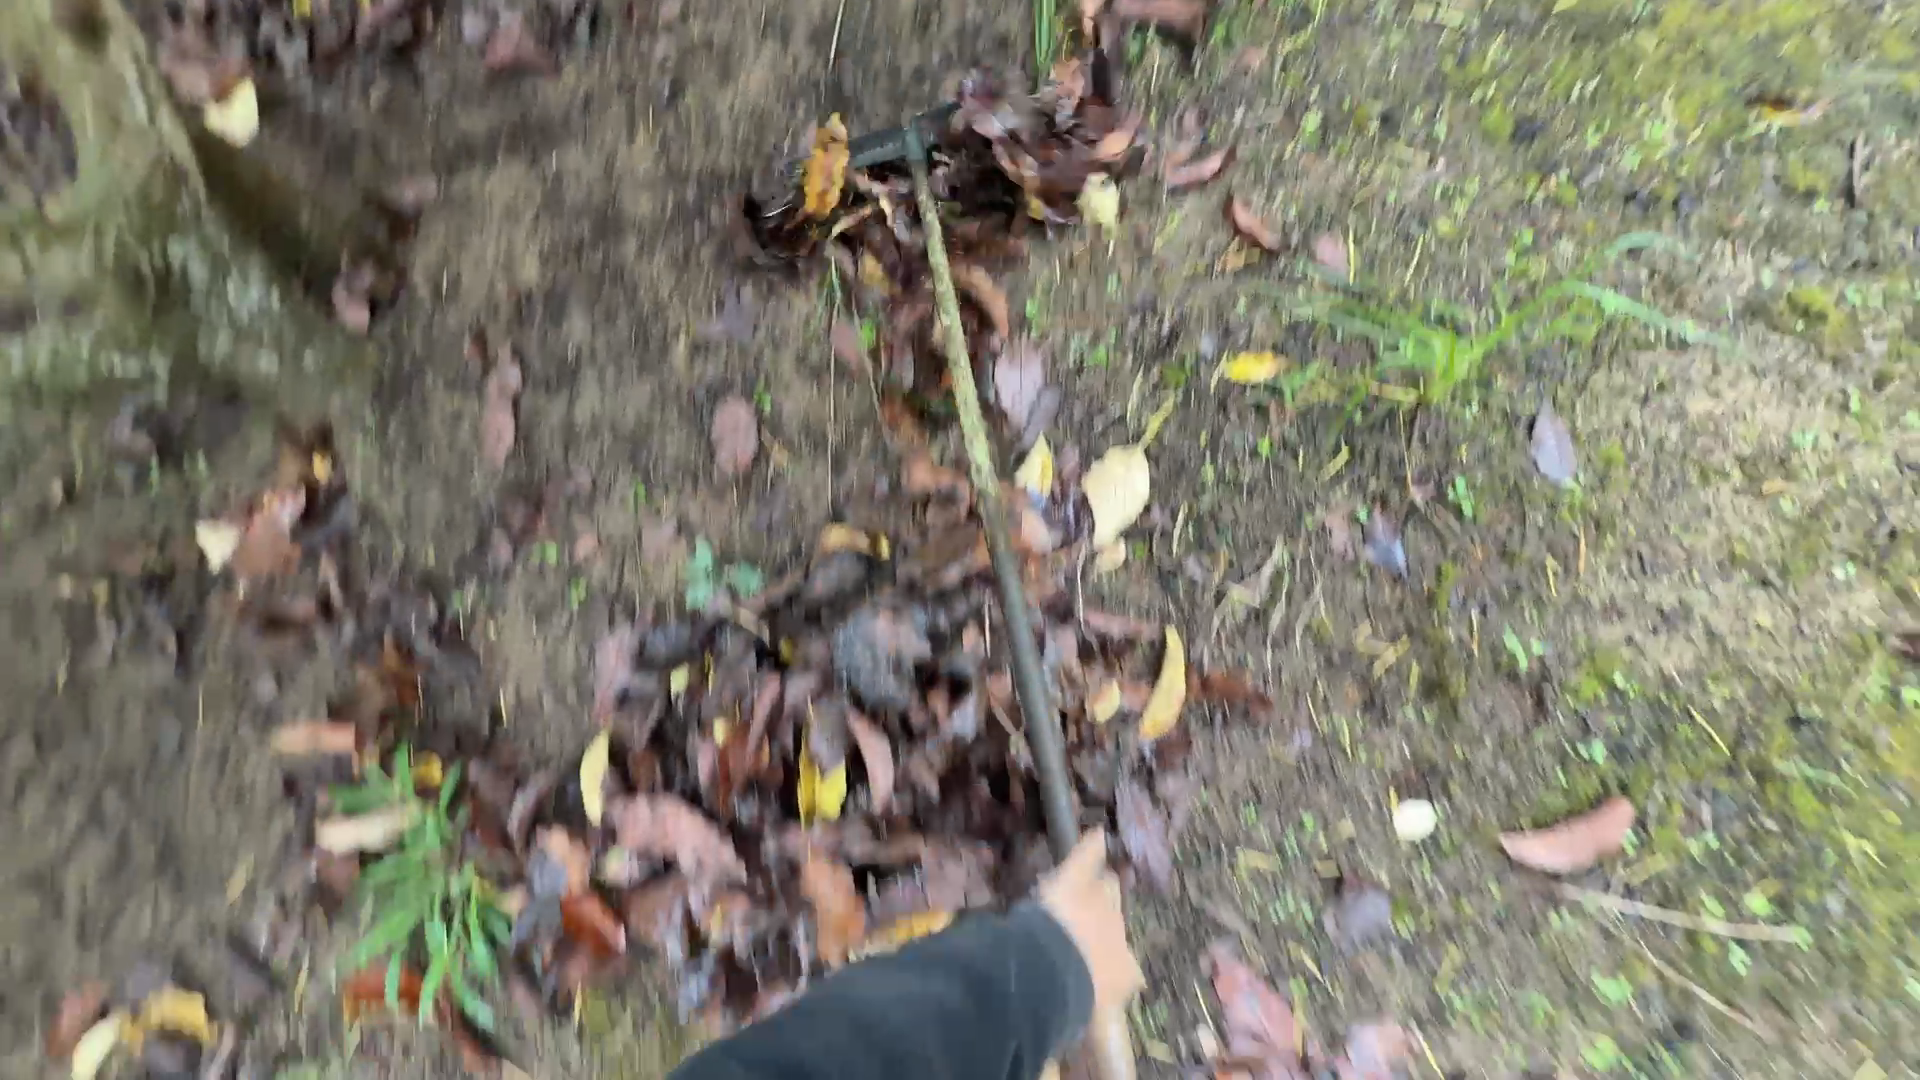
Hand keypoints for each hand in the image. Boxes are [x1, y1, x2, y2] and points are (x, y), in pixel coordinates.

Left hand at [1036, 830, 1143, 1017]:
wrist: (1054, 975)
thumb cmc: (1072, 1001)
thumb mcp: (1092, 1015)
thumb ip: (1099, 1009)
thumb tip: (1106, 1014)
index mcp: (1124, 971)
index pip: (1124, 962)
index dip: (1107, 959)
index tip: (1096, 961)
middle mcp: (1119, 932)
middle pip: (1113, 920)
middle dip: (1101, 921)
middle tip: (1087, 923)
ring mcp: (1099, 901)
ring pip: (1104, 888)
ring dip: (1100, 887)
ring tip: (1099, 881)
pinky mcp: (1076, 878)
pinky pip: (1087, 857)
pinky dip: (1091, 845)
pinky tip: (1097, 832)